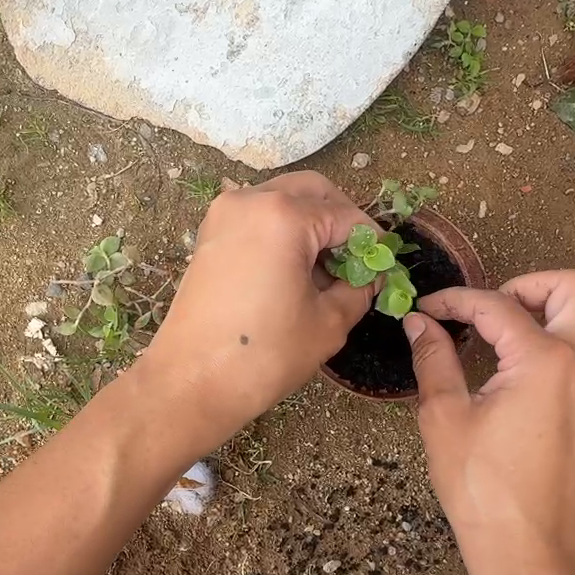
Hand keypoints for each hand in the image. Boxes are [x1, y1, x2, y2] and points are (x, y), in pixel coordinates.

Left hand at [138, 172, 374, 443]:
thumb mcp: (329, 323)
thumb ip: (358, 289)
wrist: (190, 382)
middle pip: (311, 192)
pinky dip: (280, 233)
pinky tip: (293, 272)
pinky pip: (256, 218)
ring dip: (310, 225)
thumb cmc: (263, 355)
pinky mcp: (208, 235)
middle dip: (340, 221)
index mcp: (284, 215)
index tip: (383, 266)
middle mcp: (250, 200)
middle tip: (356, 262)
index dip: (372, 241)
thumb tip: (369, 276)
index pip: (345, 215)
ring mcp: (223, 214)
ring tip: (325, 273)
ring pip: (281, 201)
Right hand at [403, 272, 574, 574]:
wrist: (528, 546)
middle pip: (574, 287)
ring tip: (521, 327)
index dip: (456, 300)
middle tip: (488, 309)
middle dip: (526, 284)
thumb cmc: (480, 484)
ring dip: (564, 306)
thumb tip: (418, 323)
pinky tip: (535, 365)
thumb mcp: (444, 417)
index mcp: (544, 360)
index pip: (497, 306)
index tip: (429, 308)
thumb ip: (434, 359)